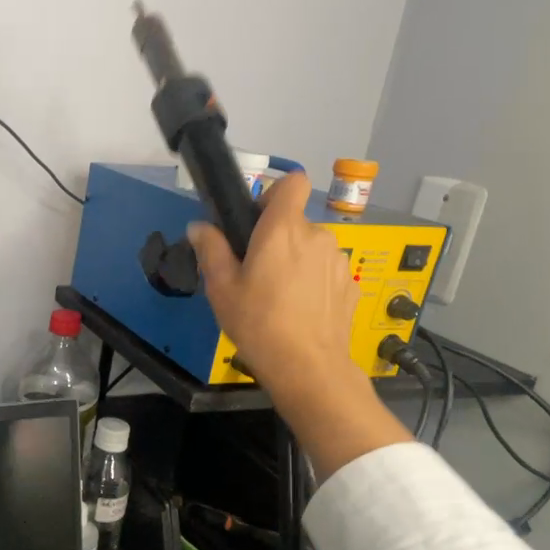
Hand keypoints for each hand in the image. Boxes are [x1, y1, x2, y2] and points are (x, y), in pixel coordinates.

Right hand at [188, 172, 411, 476]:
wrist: (308, 367)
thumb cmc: (258, 324)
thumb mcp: (221, 289)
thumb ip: (211, 250)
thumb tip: (199, 227)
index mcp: (282, 229)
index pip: (292, 182)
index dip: (274, 194)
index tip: (257, 219)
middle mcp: (317, 235)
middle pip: (295, 223)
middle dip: (277, 241)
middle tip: (255, 274)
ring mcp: (338, 260)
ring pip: (312, 249)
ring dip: (297, 263)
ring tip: (279, 298)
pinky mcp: (351, 284)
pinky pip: (326, 272)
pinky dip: (314, 283)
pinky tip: (300, 311)